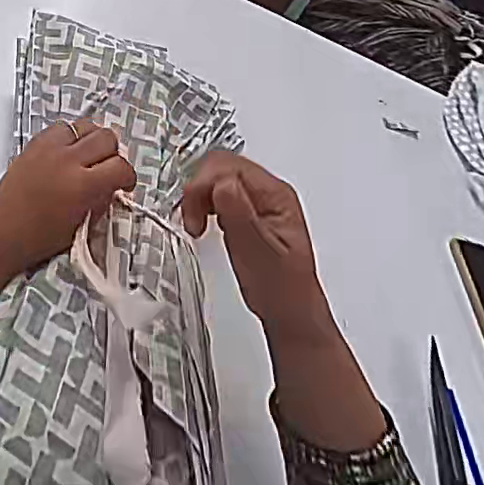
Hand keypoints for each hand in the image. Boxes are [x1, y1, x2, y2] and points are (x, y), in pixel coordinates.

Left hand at [0, 120, 135, 274]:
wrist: (0, 231)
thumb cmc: (37, 238)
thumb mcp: (80, 226)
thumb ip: (100, 202)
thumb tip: (112, 188)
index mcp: (81, 186)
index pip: (120, 167)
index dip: (128, 176)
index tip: (125, 184)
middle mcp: (67, 160)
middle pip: (107, 138)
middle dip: (113, 154)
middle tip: (109, 169)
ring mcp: (50, 148)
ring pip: (86, 125)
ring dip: (93, 140)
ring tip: (89, 156)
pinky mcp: (36, 142)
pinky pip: (63, 127)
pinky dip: (71, 136)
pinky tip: (68, 151)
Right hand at [182, 153, 387, 451]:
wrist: (292, 318)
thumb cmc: (281, 292)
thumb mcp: (257, 252)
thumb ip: (239, 213)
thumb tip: (221, 182)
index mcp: (275, 194)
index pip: (228, 166)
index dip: (203, 185)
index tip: (193, 213)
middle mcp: (269, 192)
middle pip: (222, 166)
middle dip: (199, 188)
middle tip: (192, 219)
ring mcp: (260, 201)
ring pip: (218, 177)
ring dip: (200, 197)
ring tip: (197, 224)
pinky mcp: (250, 211)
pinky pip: (220, 193)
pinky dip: (206, 204)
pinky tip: (205, 224)